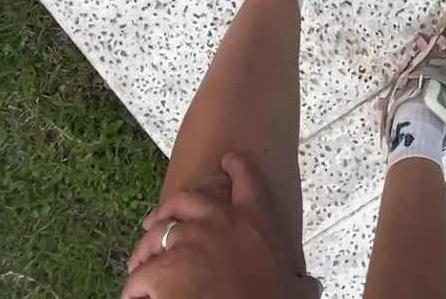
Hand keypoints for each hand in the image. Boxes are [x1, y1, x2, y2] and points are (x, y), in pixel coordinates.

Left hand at [123, 153, 316, 298]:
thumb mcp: (297, 289)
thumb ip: (300, 280)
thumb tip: (311, 286)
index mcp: (255, 220)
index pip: (246, 178)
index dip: (236, 165)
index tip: (227, 160)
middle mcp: (219, 221)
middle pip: (188, 197)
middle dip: (174, 205)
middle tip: (163, 216)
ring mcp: (189, 241)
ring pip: (159, 230)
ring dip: (148, 244)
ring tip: (141, 257)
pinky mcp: (163, 270)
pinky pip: (140, 273)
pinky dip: (135, 285)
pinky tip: (134, 294)